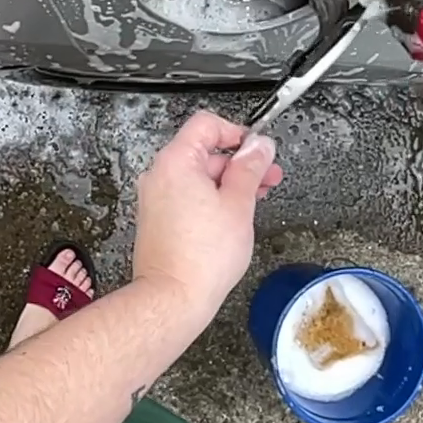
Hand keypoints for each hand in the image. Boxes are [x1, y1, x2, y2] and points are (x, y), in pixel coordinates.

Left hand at [132, 112, 284, 322]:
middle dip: (238, 161)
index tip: (257, 148)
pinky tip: (232, 215)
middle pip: (203, 150)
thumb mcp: (239, 204)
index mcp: (176, 161)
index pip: (206, 124)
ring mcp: (155, 196)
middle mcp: (159, 174)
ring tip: (255, 198)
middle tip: (266, 176)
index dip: (237, 131)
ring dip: (228, 181)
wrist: (173, 297)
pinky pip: (186, 195)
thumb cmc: (201, 258)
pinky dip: (210, 198)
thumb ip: (251, 168)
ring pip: (197, 175)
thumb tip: (259, 146)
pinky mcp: (157, 217)